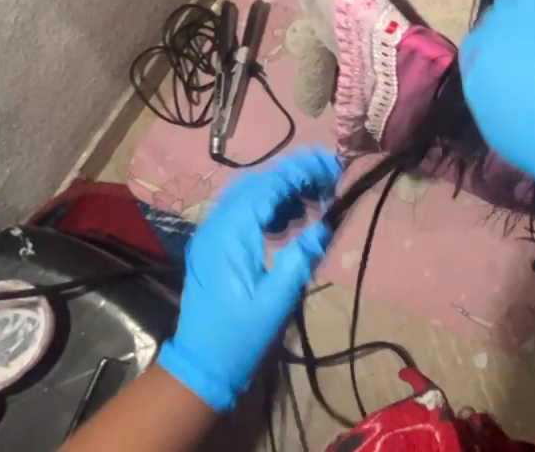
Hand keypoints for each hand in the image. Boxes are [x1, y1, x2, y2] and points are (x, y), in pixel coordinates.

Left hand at [156, 147, 339, 409]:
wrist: (200, 365)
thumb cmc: (240, 335)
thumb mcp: (276, 300)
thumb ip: (300, 257)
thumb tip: (326, 225)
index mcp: (231, 234)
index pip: (269, 184)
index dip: (303, 170)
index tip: (334, 168)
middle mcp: (217, 224)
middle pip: (258, 181)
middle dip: (295, 174)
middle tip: (329, 179)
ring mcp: (212, 233)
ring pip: (250, 192)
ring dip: (283, 188)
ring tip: (314, 199)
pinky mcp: (215, 243)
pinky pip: (243, 208)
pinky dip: (269, 203)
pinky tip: (289, 220)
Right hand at [460, 0, 534, 198]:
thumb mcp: (496, 128)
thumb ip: (488, 98)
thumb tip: (496, 84)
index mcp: (470, 76)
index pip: (473, 48)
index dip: (493, 50)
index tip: (512, 57)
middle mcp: (484, 44)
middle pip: (489, 22)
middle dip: (506, 30)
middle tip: (529, 42)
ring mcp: (509, 23)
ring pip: (506, 0)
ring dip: (519, 10)